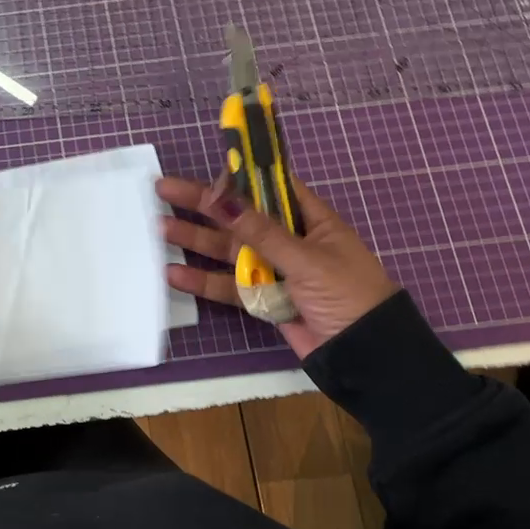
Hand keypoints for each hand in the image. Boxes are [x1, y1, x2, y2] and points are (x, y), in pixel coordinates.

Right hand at [156, 174, 396, 358]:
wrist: (370, 361)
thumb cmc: (349, 296)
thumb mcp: (306, 259)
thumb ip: (260, 231)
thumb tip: (221, 197)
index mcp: (309, 220)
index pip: (269, 186)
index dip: (237, 175)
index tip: (204, 167)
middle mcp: (288, 239)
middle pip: (238, 215)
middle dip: (202, 204)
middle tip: (162, 190)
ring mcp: (274, 270)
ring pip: (226, 249)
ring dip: (195, 240)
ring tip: (159, 228)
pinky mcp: (263, 300)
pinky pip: (228, 285)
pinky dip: (202, 280)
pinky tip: (174, 274)